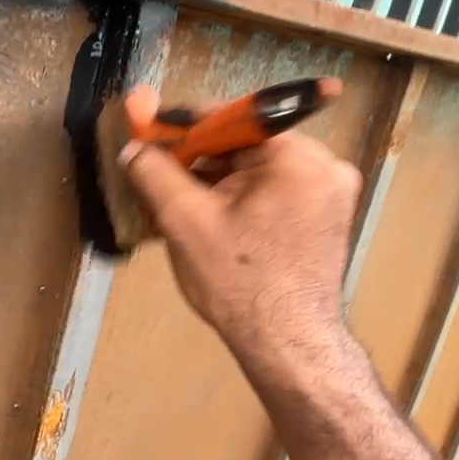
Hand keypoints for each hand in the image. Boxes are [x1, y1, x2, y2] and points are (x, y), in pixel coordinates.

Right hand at [117, 130, 361, 369]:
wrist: (286, 341)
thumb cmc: (239, 280)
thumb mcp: (183, 218)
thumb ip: (154, 171)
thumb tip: (132, 147)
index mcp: (296, 157)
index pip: (228, 118)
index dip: (178, 124)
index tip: (143, 128)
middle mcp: (322, 166)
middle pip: (240, 143)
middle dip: (193, 158)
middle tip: (152, 173)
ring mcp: (326, 193)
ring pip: (251, 169)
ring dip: (209, 180)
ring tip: (171, 202)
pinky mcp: (320, 217)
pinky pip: (267, 190)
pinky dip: (231, 197)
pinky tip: (201, 218)